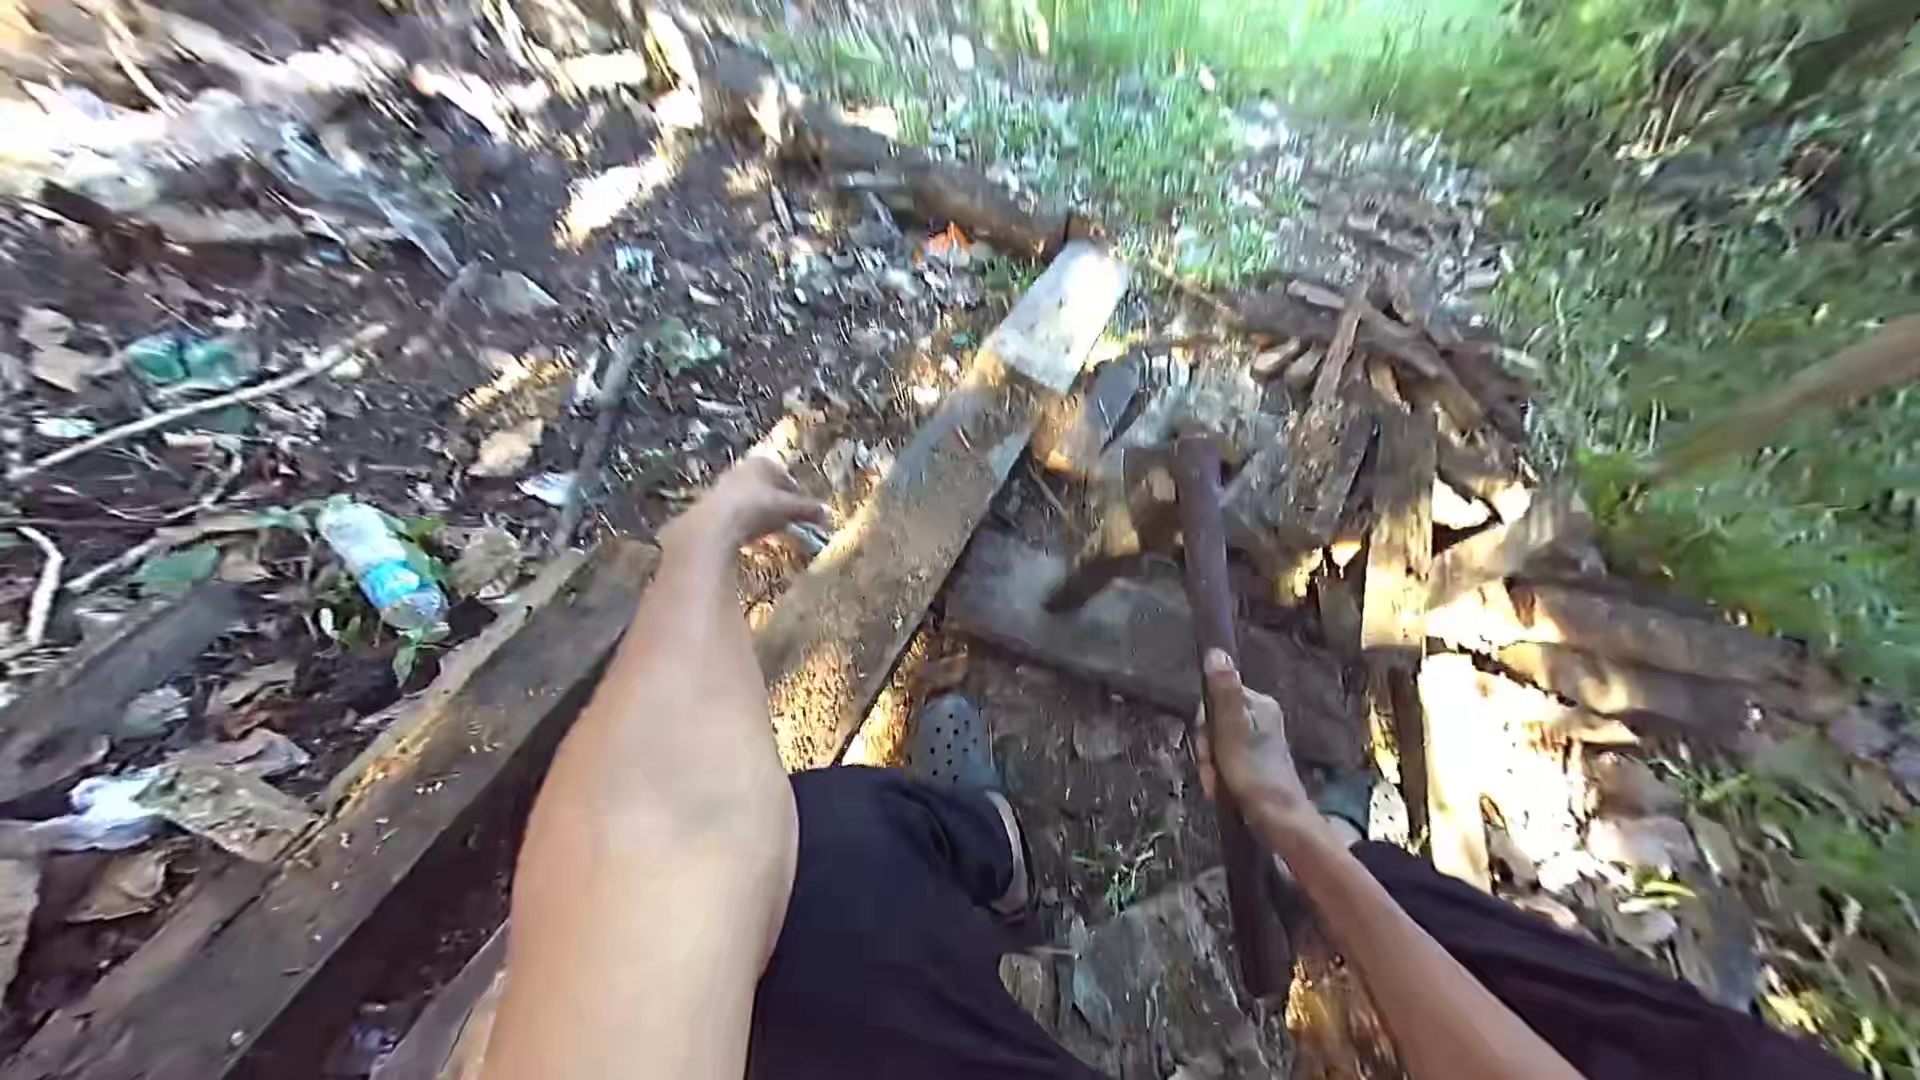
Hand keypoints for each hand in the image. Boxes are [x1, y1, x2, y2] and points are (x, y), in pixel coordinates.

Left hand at [664, 453, 828, 552]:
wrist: (714, 525)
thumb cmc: (757, 508)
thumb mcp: (789, 509)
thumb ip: (809, 510)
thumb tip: (829, 513)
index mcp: (762, 463)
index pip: (784, 476)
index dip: (794, 493)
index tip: (800, 510)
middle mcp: (741, 469)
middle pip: (765, 487)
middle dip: (776, 503)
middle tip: (787, 520)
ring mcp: (723, 487)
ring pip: (750, 500)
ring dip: (760, 514)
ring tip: (769, 532)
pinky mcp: (711, 506)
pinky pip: (736, 514)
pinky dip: (745, 524)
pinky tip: (749, 538)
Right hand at [1192, 650, 1314, 831]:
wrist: (1279, 821)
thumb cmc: (1253, 772)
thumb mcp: (1231, 727)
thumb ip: (1223, 690)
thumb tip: (1215, 651)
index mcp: (1258, 703)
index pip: (1213, 697)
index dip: (1203, 722)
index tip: (1208, 744)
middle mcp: (1260, 717)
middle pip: (1213, 721)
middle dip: (1207, 748)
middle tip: (1212, 768)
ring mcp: (1259, 740)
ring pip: (1217, 743)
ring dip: (1211, 764)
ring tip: (1218, 782)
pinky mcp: (1256, 762)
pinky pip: (1226, 759)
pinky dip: (1220, 774)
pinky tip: (1223, 788)